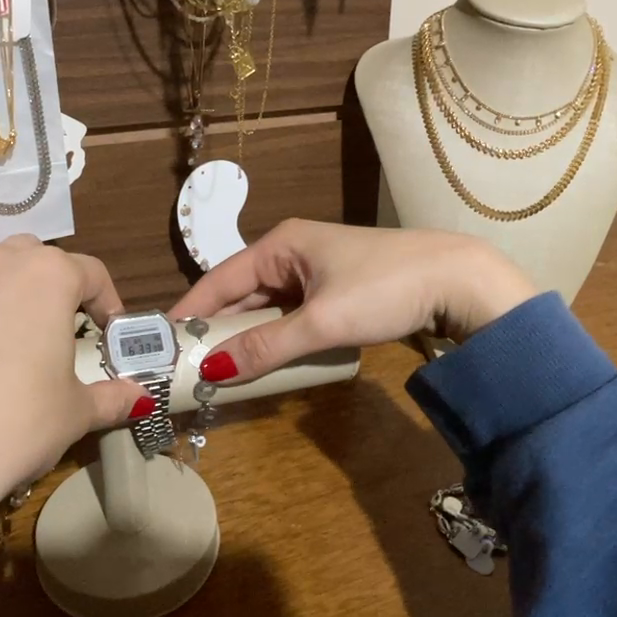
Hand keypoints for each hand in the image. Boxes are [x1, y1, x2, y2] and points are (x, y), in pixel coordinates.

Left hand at [0, 236, 147, 549]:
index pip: (91, 273)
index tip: (106, 330)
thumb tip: (140, 398)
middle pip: (29, 257)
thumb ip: (111, 398)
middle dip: (44, 286)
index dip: (105, 301)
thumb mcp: (73, 416)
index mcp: (48, 276)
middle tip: (45, 331)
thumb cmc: (10, 430)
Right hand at [167, 219, 539, 384]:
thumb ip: (266, 346)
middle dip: (216, 328)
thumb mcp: (321, 322)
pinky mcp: (336, 290)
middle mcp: (292, 252)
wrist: (457, 280)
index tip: (159, 344)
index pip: (219, 279)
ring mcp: (316, 271)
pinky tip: (265, 361)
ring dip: (247, 336)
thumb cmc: (383, 289)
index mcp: (280, 245)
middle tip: (187, 367)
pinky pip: (292, 314)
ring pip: (267, 306)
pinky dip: (276, 336)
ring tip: (218, 371)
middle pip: (241, 294)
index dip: (189, 311)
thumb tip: (211, 369)